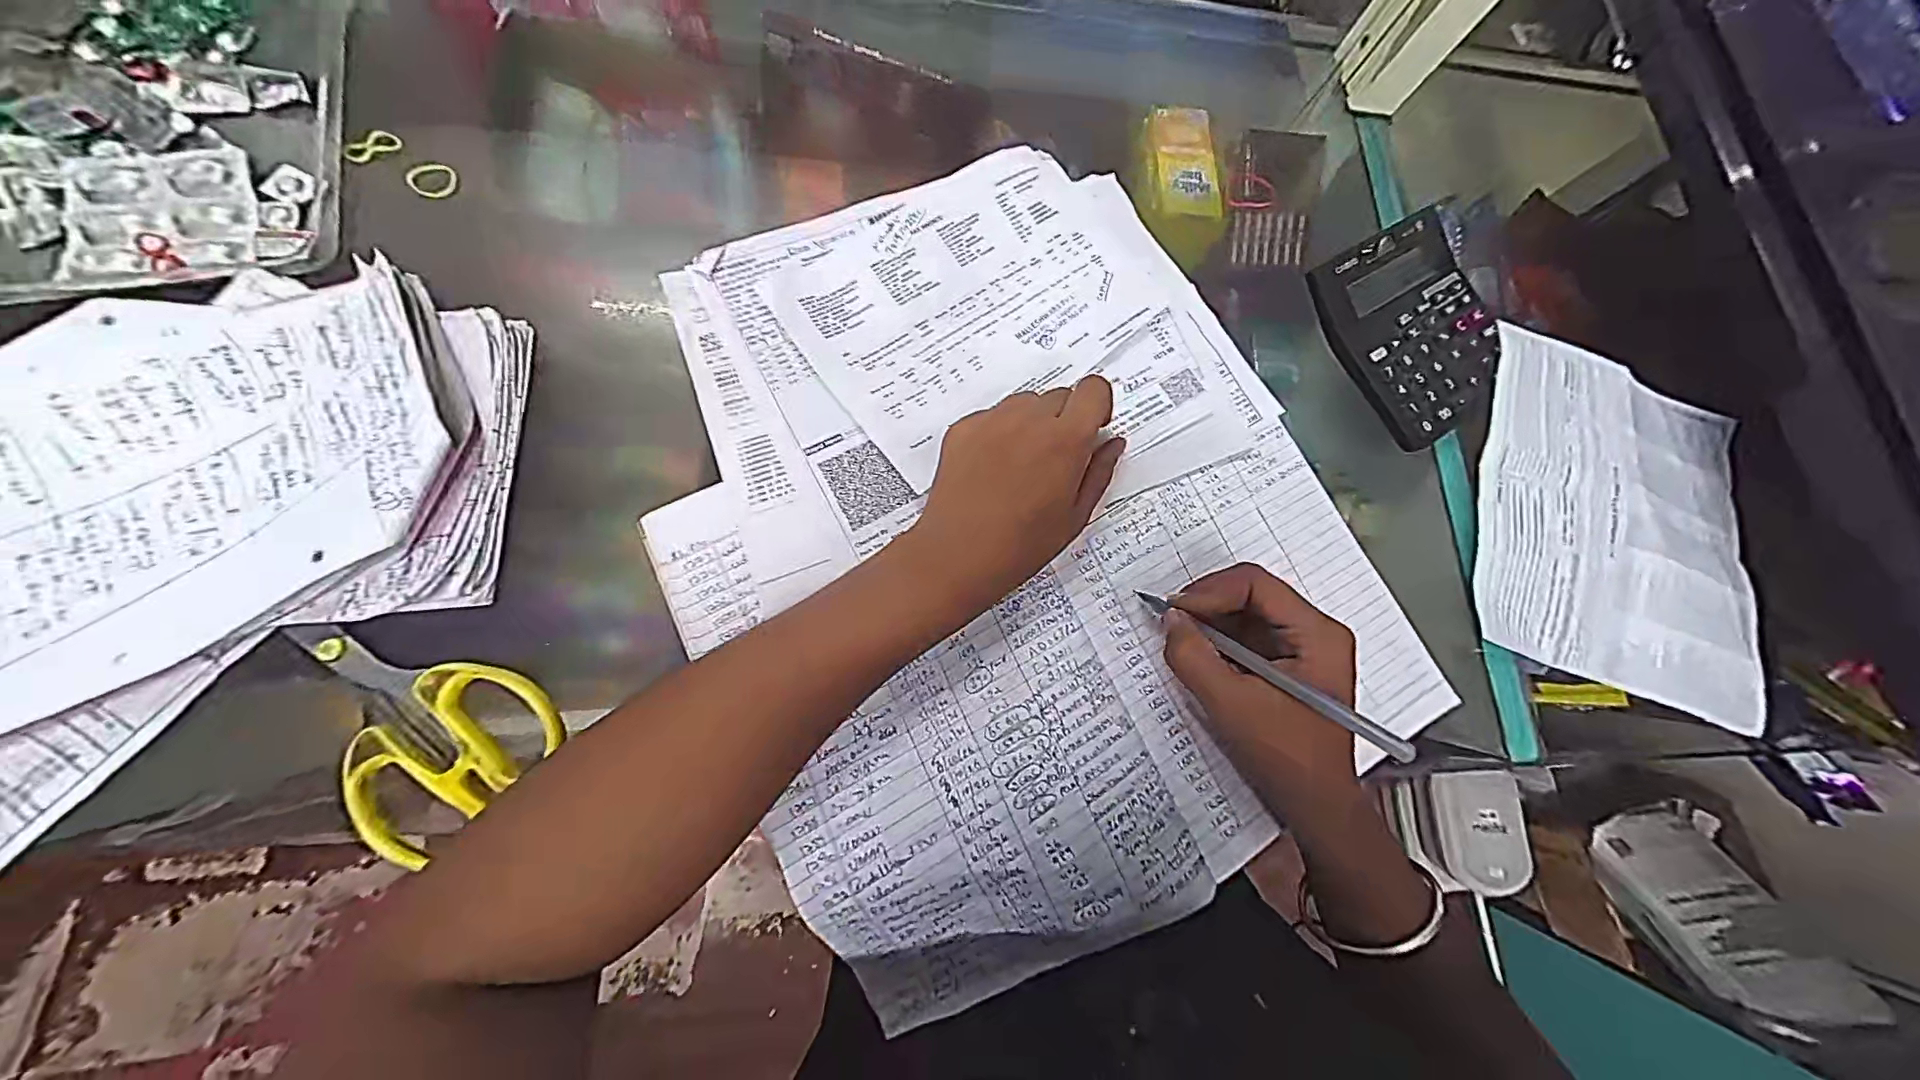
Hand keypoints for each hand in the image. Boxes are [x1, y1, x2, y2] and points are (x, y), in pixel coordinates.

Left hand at [902, 376, 1124, 617]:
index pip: (1094, 390)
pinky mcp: (963, 429)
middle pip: (1059, 396)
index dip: (1097, 406)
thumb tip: (1111, 446)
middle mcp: (1028, 422)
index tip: (1093, 425)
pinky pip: (991, 417)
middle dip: (1064, 420)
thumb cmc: (1015, 546)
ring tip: (1023, 468)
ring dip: (1031, 424)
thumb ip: (1099, 472)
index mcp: (1064, 441)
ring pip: (1024, 404)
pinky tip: (995, 470)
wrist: (957, 556)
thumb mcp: (1073, 516)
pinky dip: (998, 434)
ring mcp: (992, 423)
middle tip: (1057, 459)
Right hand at [1161, 564, 1360, 824]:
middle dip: (1206, 607)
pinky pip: (1242, 636)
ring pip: (1242, 614)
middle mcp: (1313, 633)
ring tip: (1182, 643)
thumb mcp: (1231, 705)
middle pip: (1249, 594)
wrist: (1313, 804)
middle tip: (1172, 623)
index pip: (1255, 585)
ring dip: (1208, 625)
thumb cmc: (1289, 760)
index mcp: (1318, 635)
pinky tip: (1198, 659)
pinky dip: (1215, 642)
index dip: (1209, 592)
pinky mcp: (1282, 663)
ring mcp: (1299, 648)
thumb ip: (1194, 657)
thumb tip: (1172, 620)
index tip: (1176, 611)